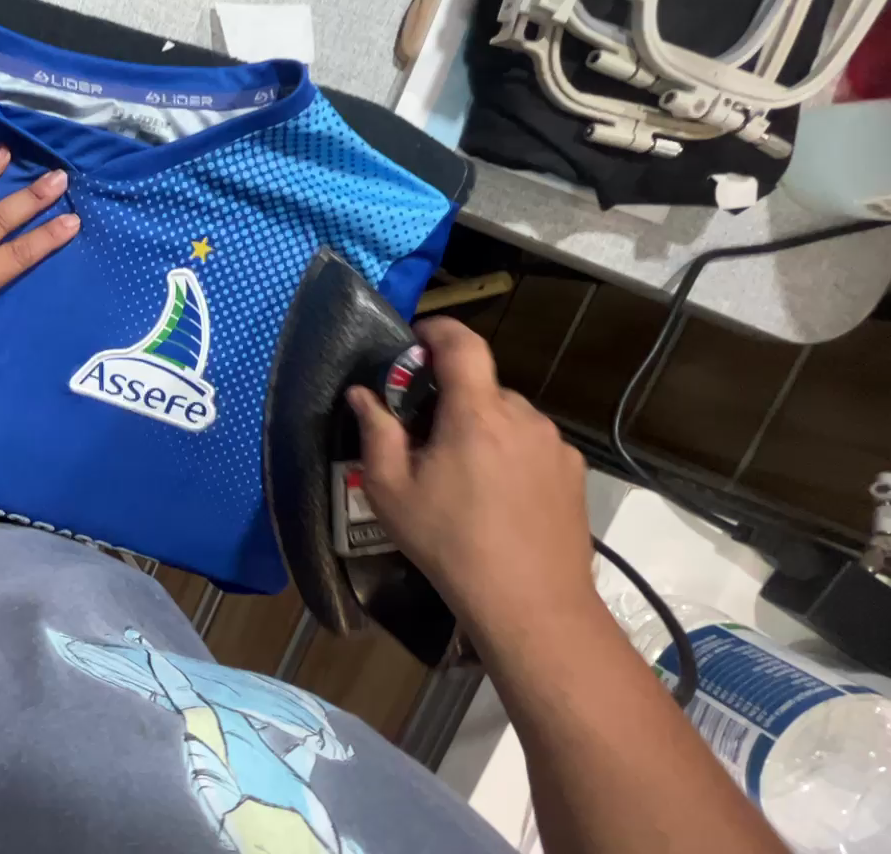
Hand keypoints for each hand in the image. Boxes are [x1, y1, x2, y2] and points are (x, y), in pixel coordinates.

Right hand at [345, 317, 595, 636]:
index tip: (416, 336)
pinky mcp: (571, 471)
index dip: (438, 329)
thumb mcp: (389, 488)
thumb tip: (361, 394)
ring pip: (506, 414)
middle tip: (421, 432)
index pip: (463, 346)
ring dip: (478, 424)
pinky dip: (506, 448)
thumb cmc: (448, 540)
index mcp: (476, 415)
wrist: (530, 601)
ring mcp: (554, 445)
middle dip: (449, 396)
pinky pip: (530, 441)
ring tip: (457, 469)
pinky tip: (493, 490)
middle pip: (481, 385)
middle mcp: (523, 418)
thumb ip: (376, 432)